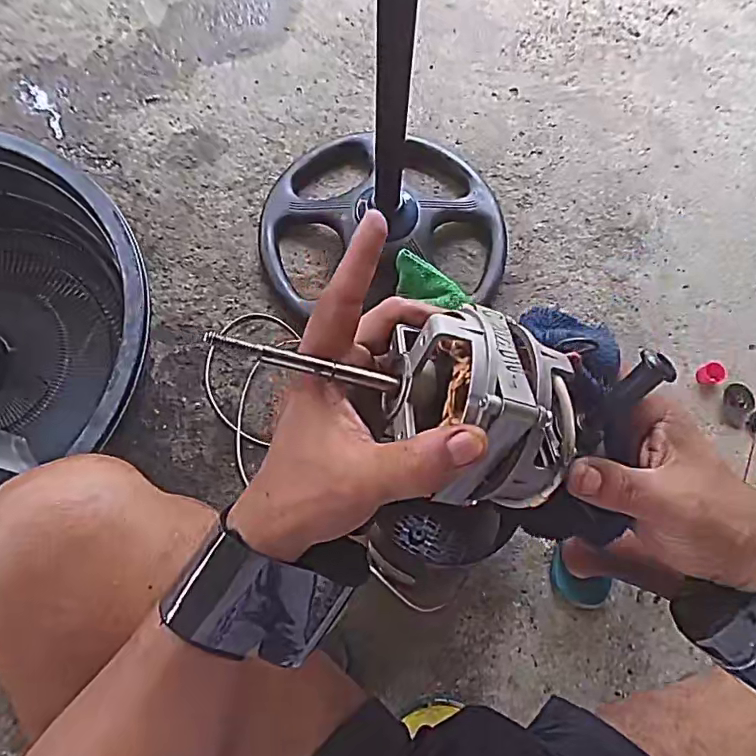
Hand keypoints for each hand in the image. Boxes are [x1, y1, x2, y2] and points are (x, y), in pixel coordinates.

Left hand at [226, 213, 487, 559]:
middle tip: (458, 325)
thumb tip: (472, 438)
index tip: (376, 223)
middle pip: (378, 325)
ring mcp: (349, 394)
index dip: (358, 262)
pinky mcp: (364, 415)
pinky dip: (425, 383)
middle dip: (418, 319)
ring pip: (393, 355)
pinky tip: (450, 395)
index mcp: (319, 372)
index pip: (338, 304)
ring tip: (464, 359)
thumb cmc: (299, 497)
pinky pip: (400, 385)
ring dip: (426, 352)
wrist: (282, 532)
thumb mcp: (363, 477)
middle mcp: (334, 373)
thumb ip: (419, 460)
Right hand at [561, 393, 755, 591]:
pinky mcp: (620, 489)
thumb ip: (618, 485)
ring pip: (579, 454)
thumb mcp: (666, 500)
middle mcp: (638, 433)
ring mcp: (627, 462)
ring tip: (555, 490)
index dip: (574, 389)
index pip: (606, 384)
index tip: (547, 409)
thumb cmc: (727, 521)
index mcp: (655, 416)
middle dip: (561, 440)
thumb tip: (577, 473)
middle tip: (543, 462)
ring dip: (565, 472)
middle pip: (583, 420)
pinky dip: (574, 496)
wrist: (741, 562)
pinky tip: (568, 509)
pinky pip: (586, 485)